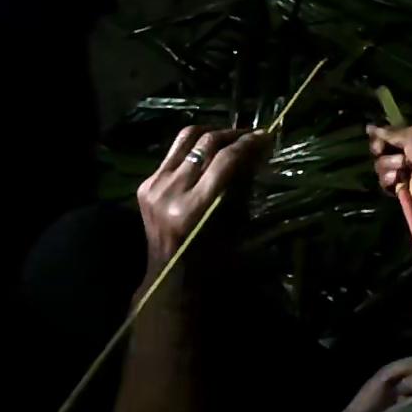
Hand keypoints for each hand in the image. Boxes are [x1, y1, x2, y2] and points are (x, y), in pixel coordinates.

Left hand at [137, 125, 271, 272]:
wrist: (172, 277)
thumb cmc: (213, 259)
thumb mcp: (235, 222)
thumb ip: (243, 183)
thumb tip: (259, 148)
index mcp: (193, 208)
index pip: (225, 161)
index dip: (248, 145)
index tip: (265, 136)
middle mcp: (170, 191)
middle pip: (206, 144)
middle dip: (233, 135)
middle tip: (251, 135)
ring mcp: (154, 185)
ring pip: (187, 139)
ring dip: (212, 134)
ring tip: (230, 137)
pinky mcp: (146, 184)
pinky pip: (174, 154)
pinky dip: (194, 149)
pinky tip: (208, 153)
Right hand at [367, 124, 411, 208]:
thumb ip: (390, 132)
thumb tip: (369, 126)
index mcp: (409, 138)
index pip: (385, 136)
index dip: (378, 137)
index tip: (377, 138)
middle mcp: (404, 153)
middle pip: (379, 151)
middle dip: (379, 150)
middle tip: (381, 150)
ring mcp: (402, 171)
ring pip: (380, 167)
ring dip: (387, 165)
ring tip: (401, 166)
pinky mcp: (401, 187)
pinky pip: (385, 183)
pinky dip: (388, 180)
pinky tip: (397, 179)